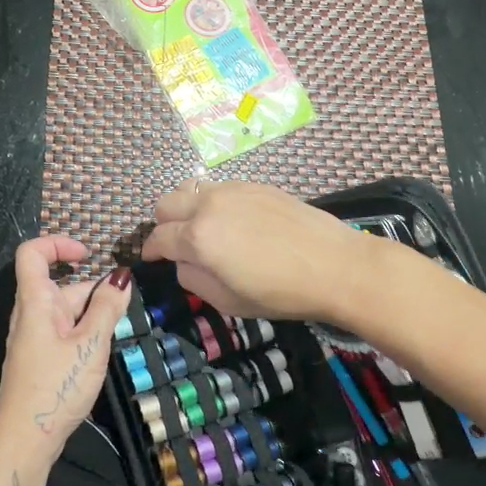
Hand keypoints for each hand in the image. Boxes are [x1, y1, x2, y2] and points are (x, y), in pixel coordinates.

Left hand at [0, 236, 132, 458]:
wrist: (24, 441)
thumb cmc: (55, 387)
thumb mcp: (90, 345)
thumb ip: (107, 308)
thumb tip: (121, 276)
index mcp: (35, 300)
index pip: (32, 253)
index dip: (57, 244)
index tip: (87, 254)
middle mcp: (30, 313)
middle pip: (60, 285)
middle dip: (92, 291)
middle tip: (121, 311)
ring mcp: (33, 337)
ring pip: (65, 310)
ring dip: (91, 315)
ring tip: (114, 336)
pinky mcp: (39, 358)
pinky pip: (63, 331)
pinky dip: (84, 333)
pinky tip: (100, 353)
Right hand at [142, 179, 382, 322]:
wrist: (334, 266)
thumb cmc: (281, 293)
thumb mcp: (228, 302)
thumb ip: (193, 280)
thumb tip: (182, 262)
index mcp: (197, 238)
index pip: (158, 239)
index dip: (150, 251)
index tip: (150, 259)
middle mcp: (208, 206)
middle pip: (166, 204)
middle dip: (163, 225)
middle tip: (176, 245)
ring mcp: (231, 189)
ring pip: (189, 189)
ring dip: (185, 208)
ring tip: (200, 228)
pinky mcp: (252, 184)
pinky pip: (217, 187)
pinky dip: (211, 201)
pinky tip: (231, 221)